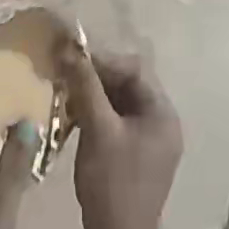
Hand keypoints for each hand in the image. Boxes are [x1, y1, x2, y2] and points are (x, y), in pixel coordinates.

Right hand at [61, 42, 181, 228]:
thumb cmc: (112, 182)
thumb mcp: (98, 129)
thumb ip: (85, 85)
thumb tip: (68, 46)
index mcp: (162, 112)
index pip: (134, 69)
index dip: (103, 60)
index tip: (72, 60)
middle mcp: (161, 121)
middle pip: (127, 83)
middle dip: (96, 77)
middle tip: (65, 76)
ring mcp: (150, 140)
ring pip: (119, 101)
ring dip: (93, 95)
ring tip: (66, 95)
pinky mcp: (136, 154)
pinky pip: (116, 120)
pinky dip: (96, 114)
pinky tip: (73, 116)